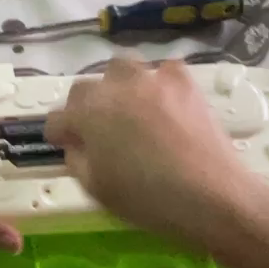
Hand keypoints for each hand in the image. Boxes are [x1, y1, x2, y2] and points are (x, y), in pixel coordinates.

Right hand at [45, 57, 268, 247]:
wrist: (211, 195)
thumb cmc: (147, 199)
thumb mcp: (96, 188)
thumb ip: (76, 160)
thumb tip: (76, 145)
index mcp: (88, 114)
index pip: (57, 118)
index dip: (58, 134)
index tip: (66, 147)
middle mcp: (114, 87)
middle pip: (85, 88)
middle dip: (84, 108)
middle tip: (96, 132)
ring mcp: (151, 79)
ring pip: (121, 68)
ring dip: (116, 86)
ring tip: (127, 108)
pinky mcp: (184, 81)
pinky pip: (162, 70)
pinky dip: (157, 82)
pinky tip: (163, 102)